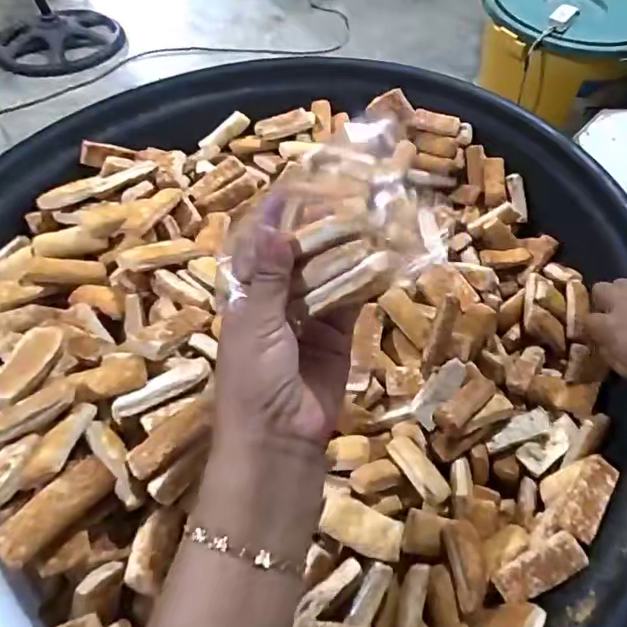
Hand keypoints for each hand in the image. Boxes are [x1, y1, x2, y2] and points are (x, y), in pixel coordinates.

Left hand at [215, 207, 354, 454]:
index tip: (292, 188)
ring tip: (364, 217)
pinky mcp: (338, 334)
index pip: (259, 249)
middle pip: (297, 257)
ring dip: (343, 250)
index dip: (274, 220)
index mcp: (247, 297)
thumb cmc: (253, 379)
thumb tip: (274, 228)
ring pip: (327, 274)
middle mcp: (277, 302)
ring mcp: (309, 317)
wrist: (279, 438)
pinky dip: (363, 281)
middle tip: (340, 198)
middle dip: (315, 230)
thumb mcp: (256, 324)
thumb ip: (268, 277)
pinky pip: (351, 300)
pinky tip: (379, 257)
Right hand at [585, 269, 626, 405]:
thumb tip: (606, 345)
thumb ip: (613, 355)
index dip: (591, 329)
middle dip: (602, 303)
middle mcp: (622, 304)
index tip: (598, 338)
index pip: (587, 321)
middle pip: (600, 289)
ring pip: (621, 280)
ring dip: (622, 292)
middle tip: (614, 321)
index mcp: (609, 328)